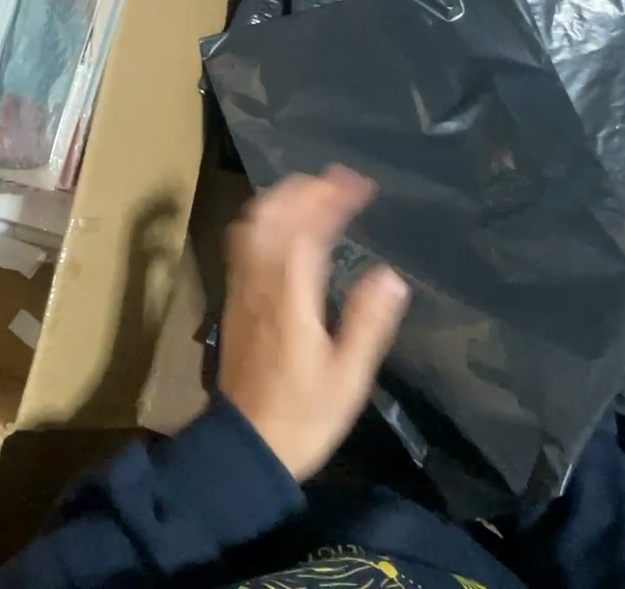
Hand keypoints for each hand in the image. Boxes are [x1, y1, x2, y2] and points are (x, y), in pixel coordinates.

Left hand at [218, 166, 409, 480]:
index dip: (330, 200)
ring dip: (280, 199)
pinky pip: (241, 243)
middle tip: (336, 180)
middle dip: (303, 189)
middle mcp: (260, 282)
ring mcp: (241, 288)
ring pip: (251, 225)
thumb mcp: (348, 378)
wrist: (247, 444)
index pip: (308, 230)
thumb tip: (392, 277)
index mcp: (291, 296)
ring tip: (310, 191)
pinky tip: (279, 224)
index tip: (357, 183)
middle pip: (272, 216)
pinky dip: (262, 219)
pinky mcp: (233, 298)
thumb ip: (368, 323)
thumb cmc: (304, 415)